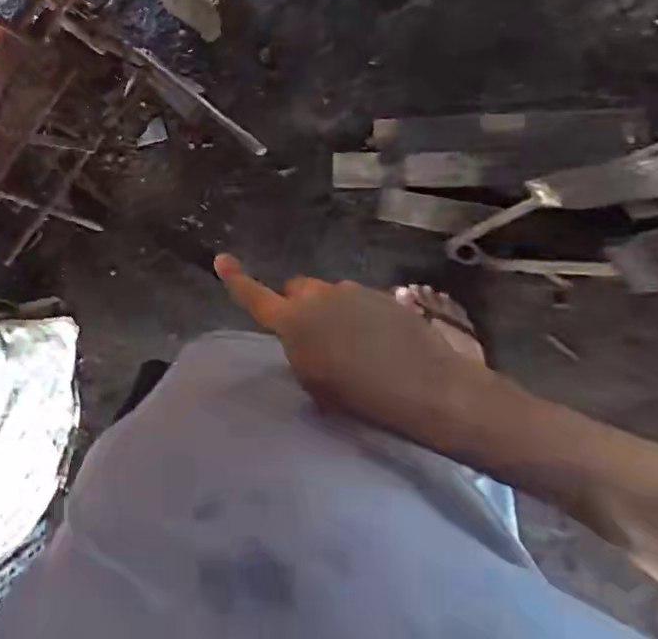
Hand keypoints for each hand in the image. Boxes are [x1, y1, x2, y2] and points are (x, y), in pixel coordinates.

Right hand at [215, 253, 500, 445]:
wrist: (436, 392)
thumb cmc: (365, 397)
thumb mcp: (316, 384)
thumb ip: (300, 354)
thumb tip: (305, 342)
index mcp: (293, 321)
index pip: (254, 296)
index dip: (235, 279)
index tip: (221, 259)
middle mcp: (318, 297)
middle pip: (297, 290)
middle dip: (300, 306)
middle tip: (317, 338)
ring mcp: (354, 293)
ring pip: (331, 297)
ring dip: (335, 313)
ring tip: (358, 349)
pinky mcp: (387, 298)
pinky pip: (362, 303)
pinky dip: (364, 319)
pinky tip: (384, 347)